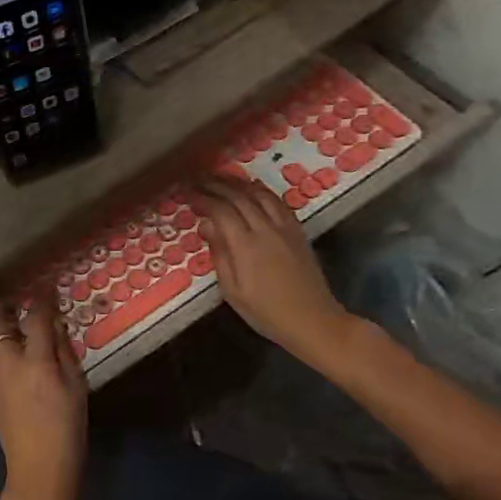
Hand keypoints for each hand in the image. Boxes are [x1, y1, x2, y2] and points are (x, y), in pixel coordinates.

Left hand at [0, 301, 87, 499]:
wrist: (40, 464)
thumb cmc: (67, 426)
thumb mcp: (77, 385)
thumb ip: (64, 351)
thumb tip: (54, 325)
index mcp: (38, 360)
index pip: (37, 318)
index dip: (41, 299)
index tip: (44, 288)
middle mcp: (9, 361)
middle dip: (1, 304)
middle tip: (10, 300)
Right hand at [194, 178, 356, 362]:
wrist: (313, 321)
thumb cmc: (265, 311)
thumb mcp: (231, 289)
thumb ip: (219, 253)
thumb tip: (206, 225)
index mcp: (246, 246)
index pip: (221, 211)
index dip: (203, 199)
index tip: (187, 194)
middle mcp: (267, 231)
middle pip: (240, 198)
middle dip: (217, 186)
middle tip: (198, 180)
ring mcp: (286, 230)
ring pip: (262, 195)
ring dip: (240, 183)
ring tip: (222, 178)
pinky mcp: (298, 233)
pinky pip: (279, 204)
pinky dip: (263, 192)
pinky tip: (253, 189)